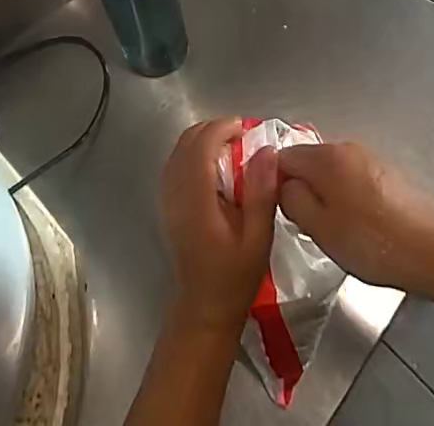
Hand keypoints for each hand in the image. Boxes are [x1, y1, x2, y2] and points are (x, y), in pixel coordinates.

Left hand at [158, 118, 278, 329]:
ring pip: (178, 149)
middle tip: (243, 138)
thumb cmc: (235, 277)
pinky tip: (214, 166)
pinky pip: (175, 163)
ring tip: (232, 148)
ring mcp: (166, 196)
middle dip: (214, 130)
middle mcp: (175, 191)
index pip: (201, 145)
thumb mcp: (258, 239)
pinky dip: (193, 153)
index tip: (245, 129)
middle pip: (187, 141)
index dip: (221, 128)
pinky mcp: (166, 202)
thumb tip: (267, 151)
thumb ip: (261, 193)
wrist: (204, 306)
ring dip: (203, 139)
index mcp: (196, 199)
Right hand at [277, 142, 433, 290]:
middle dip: (303, 188)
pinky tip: (361, 227)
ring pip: (331, 172)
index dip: (274, 182)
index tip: (282, 209)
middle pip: (307, 161)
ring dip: (327, 195)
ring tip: (338, 230)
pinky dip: (349, 198)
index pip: (281, 156)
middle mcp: (346, 148)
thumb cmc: (371, 242)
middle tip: (309, 224)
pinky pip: (354, 179)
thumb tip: (283, 185)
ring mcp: (370, 158)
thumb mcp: (318, 227)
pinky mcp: (389, 174)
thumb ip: (290, 199)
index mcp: (324, 156)